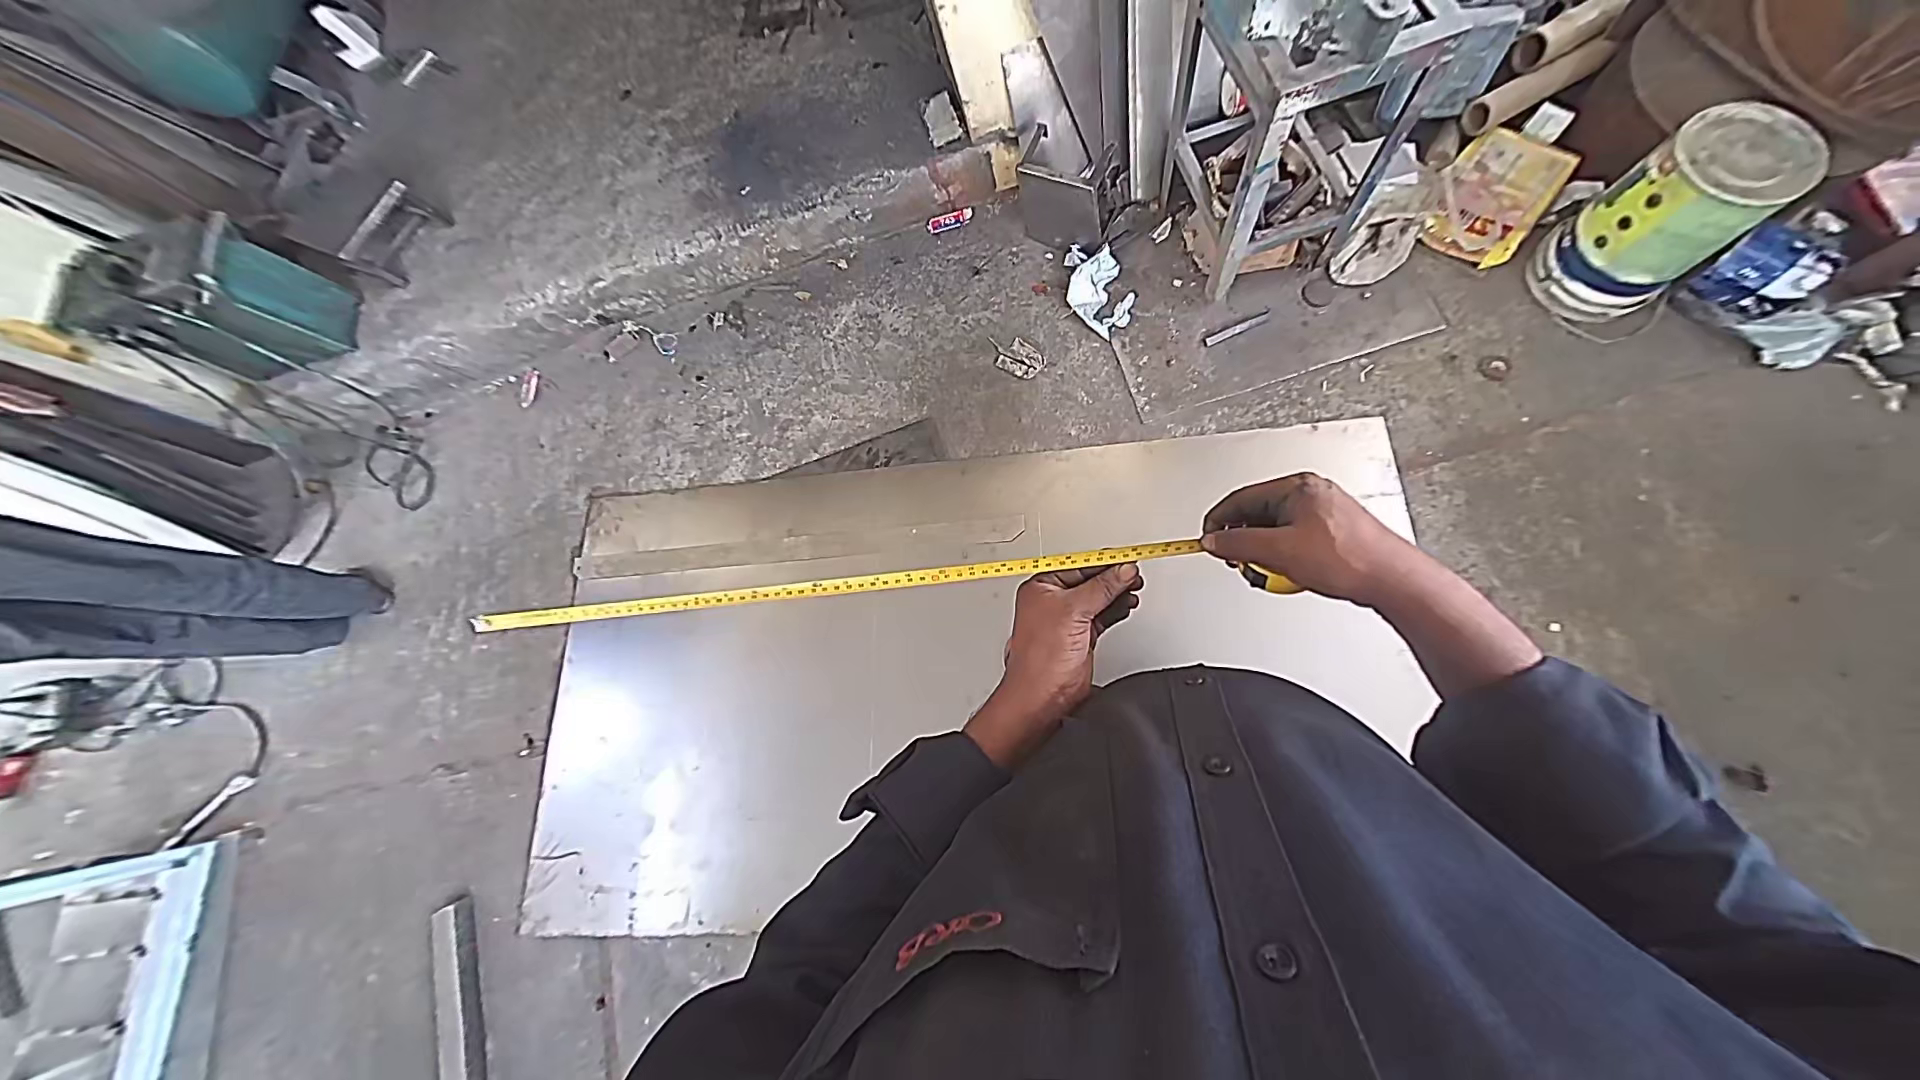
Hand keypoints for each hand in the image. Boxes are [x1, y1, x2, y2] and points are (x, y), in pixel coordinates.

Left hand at [963, 564, 1142, 767]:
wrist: (1044, 695)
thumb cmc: (1039, 658)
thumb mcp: (1073, 610)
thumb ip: (1101, 588)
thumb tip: (1121, 571)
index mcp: (1041, 587)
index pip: (1077, 565)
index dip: (1102, 562)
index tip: (1124, 559)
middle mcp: (1052, 601)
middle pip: (1089, 580)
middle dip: (1113, 577)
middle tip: (1133, 573)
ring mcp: (1067, 619)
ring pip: (1098, 597)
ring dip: (1117, 592)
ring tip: (1134, 587)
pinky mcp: (1081, 635)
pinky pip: (1103, 614)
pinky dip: (1116, 608)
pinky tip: (1127, 603)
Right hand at [1201, 472, 1435, 607]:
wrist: (1391, 580)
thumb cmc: (1351, 558)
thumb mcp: (1279, 550)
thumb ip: (1237, 543)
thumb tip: (1213, 540)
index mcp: (1297, 487)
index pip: (1240, 500)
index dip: (1219, 523)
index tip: (1208, 541)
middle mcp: (1309, 495)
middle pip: (1255, 517)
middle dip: (1245, 544)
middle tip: (1244, 562)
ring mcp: (1319, 515)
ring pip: (1271, 533)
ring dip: (1265, 556)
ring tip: (1276, 572)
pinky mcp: (1327, 535)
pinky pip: (1288, 543)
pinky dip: (1283, 560)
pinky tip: (1293, 574)